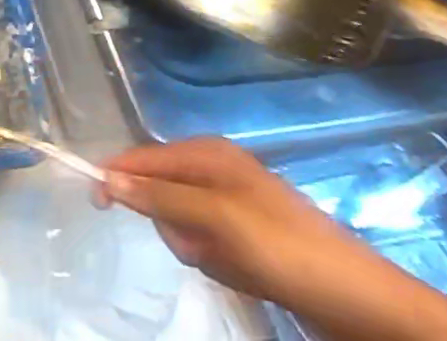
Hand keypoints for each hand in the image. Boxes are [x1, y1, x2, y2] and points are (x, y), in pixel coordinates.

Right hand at [97, 137, 446, 340]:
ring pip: (179, 223)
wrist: (350, 293)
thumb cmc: (280, 246)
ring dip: (193, 246)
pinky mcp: (241, 230)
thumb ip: (161, 196)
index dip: (117, 175)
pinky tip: (239, 269)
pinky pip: (204, 242)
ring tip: (226, 260)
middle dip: (170, 224)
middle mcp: (214, 168)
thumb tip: (108, 176)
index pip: (144, 156)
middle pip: (159, 191)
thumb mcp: (215, 218)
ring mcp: (229, 199)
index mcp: (207, 152)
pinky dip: (212, 259)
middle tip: (197, 245)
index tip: (97, 203)